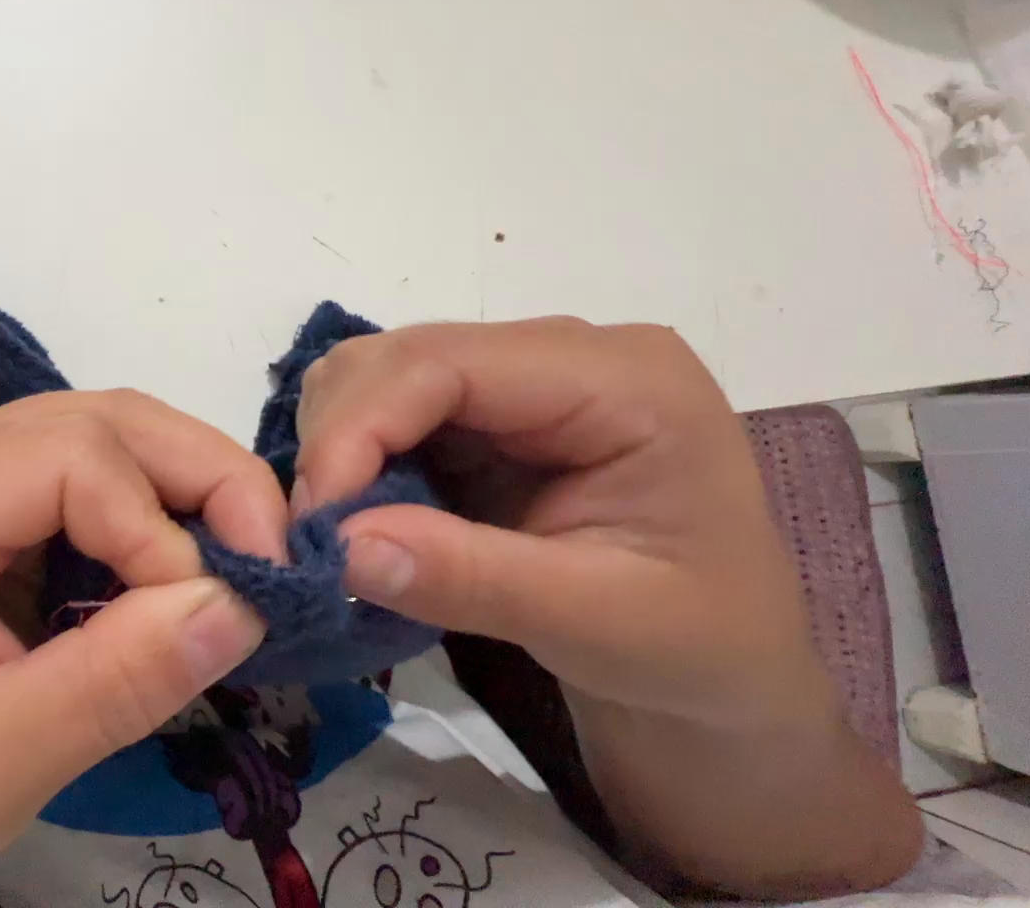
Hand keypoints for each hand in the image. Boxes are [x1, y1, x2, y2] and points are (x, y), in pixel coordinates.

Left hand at [0, 391, 277, 907]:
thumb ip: (112, 685)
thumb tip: (237, 603)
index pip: (65, 457)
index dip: (159, 525)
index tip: (218, 613)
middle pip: (94, 419)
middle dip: (201, 477)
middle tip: (268, 559)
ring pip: (104, 424)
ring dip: (188, 480)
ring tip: (238, 556)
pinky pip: (94, 457)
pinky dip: (159, 496)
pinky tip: (185, 552)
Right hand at [292, 318, 918, 897]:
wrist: (717, 676)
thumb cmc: (695, 653)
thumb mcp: (600, 626)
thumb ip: (469, 579)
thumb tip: (338, 547)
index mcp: (620, 379)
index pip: (444, 362)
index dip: (357, 428)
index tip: (313, 520)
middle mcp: (561, 354)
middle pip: (396, 356)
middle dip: (337, 440)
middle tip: (318, 537)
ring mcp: (514, 379)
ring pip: (372, 375)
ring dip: (335, 447)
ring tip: (344, 529)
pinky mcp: (478, 414)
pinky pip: (380, 410)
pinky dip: (348, 460)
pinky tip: (362, 514)